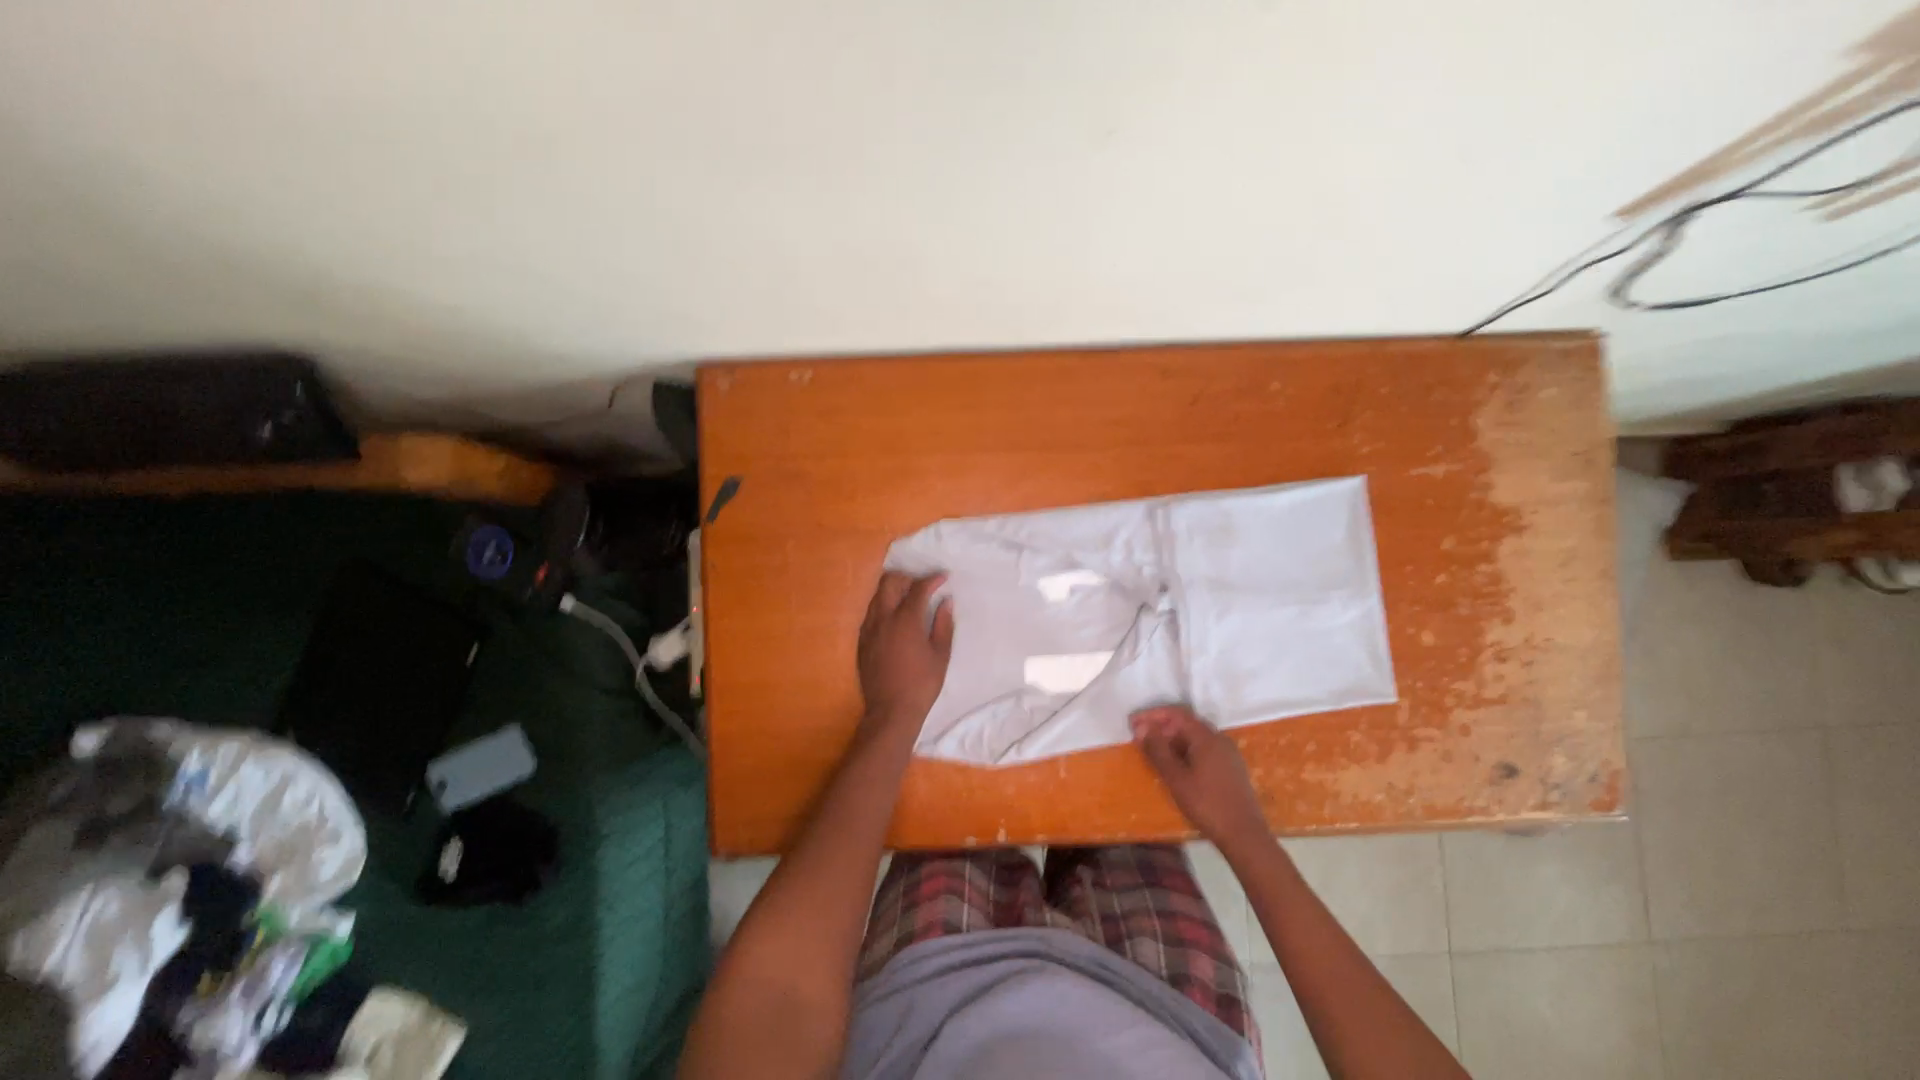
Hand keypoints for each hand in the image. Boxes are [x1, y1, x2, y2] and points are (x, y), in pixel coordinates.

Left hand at [857, 571, 954, 730]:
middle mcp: (883, 619)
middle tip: (922, 587)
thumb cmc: (922, 685)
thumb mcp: (940, 655)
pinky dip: (883, 606)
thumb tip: (945, 601)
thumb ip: (943, 625)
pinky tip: (895, 619)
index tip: (943, 577)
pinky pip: (870, 613)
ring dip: (893, 590)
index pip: (918, 588)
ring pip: (877, 596)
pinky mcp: (861, 640)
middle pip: (890, 582)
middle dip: (907, 578)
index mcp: (905, 621)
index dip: (932, 579)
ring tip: (908, 600)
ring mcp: (868, 629)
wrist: (890, 711)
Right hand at [1131, 705, 1268, 849]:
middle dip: (1162, 728)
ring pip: (1196, 738)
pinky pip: (1204, 750)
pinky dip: (1186, 751)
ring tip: (1154, 753)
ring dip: (1173, 741)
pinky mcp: (1231, 767)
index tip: (1133, 723)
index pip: (1177, 714)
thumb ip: (1158, 751)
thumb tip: (1142, 727)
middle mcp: (1220, 739)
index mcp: (1207, 738)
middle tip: (1140, 739)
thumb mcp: (1176, 778)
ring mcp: (1228, 754)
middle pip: (1187, 724)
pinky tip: (1176, 766)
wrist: (1244, 834)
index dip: (1153, 715)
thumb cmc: (1206, 804)